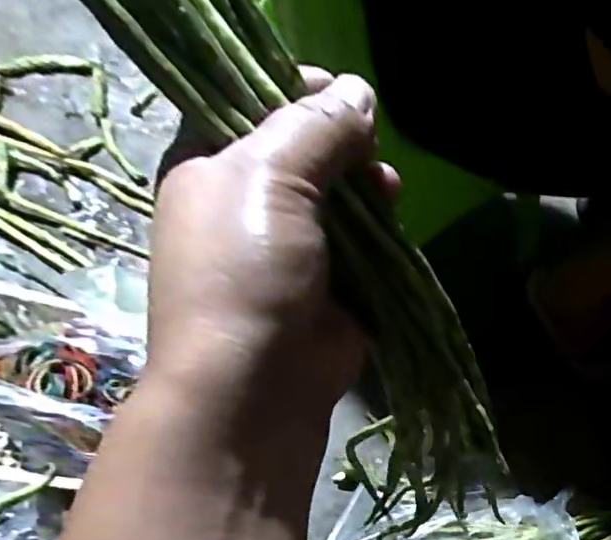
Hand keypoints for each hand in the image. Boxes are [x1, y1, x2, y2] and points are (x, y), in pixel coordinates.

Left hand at [146, 69, 398, 422]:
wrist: (263, 377)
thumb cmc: (246, 270)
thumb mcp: (267, 180)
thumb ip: (313, 131)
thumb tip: (359, 91)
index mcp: (213, 166)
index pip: (251, 106)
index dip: (292, 91)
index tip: (335, 91)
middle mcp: (256, 204)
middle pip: (308, 154)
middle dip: (342, 143)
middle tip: (369, 141)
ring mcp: (303, 250)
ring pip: (346, 202)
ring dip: (369, 188)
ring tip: (388, 185)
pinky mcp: (342, 288)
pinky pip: (371, 249)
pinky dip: (387, 235)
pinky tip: (397, 221)